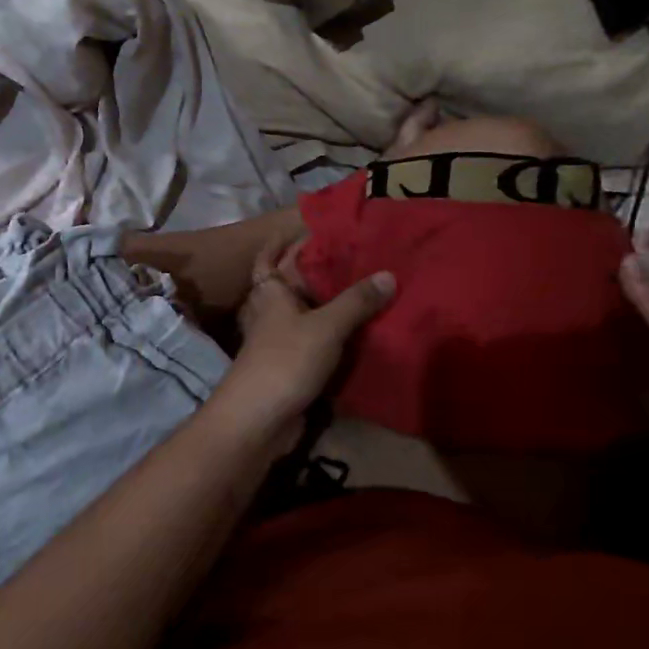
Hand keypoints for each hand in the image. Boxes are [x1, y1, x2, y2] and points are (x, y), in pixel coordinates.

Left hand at [214, 234, 394, 435]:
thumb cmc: (286, 361)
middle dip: (319, 269)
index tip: (312, 227)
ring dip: (331, 302)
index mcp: (271, 292)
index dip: (285, 240)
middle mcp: (273, 311)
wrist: (259, 420)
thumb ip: (357, 301)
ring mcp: (281, 341)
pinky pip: (318, 340)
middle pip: (294, 282)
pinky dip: (335, 333)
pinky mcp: (293, 366)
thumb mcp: (326, 326)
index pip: (271, 255)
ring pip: (308, 313)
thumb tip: (389, 274)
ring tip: (366, 286)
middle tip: (356, 255)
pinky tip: (361, 328)